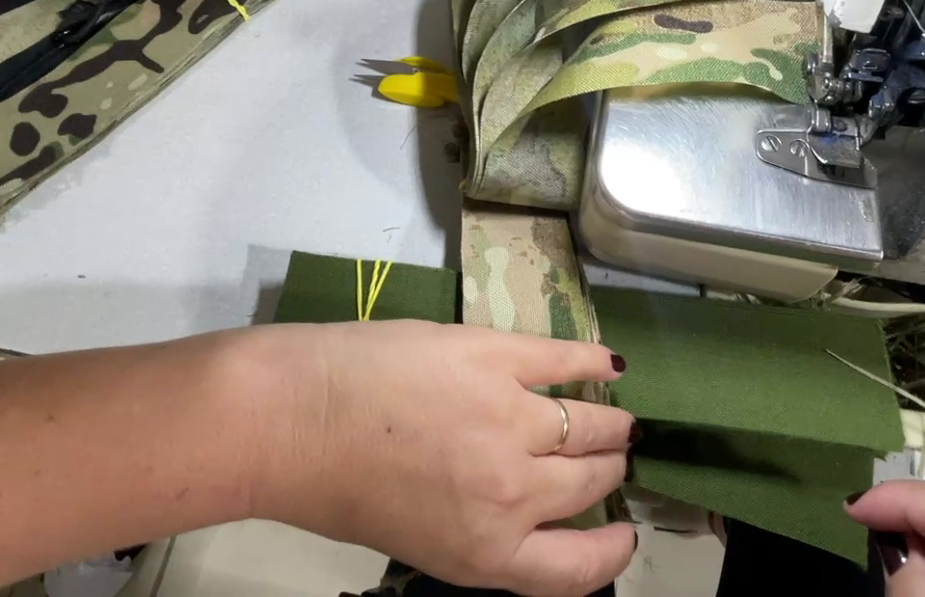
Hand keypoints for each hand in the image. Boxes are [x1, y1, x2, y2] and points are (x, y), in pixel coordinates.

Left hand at [241, 321, 635, 596]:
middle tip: (611, 457)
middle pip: (588, 484)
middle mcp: (513, 491)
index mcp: (488, 551)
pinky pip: (564, 358)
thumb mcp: (419, 537)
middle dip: (607, 473)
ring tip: (616, 419)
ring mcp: (511, 418)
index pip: (579, 569)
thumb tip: (524, 498)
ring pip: (589, 423)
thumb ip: (480, 527)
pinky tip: (612, 363)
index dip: (611, 552)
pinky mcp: (498, 357)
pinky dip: (595, 360)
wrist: (299, 416)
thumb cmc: (340, 487)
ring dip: (610, 424)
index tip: (625, 533)